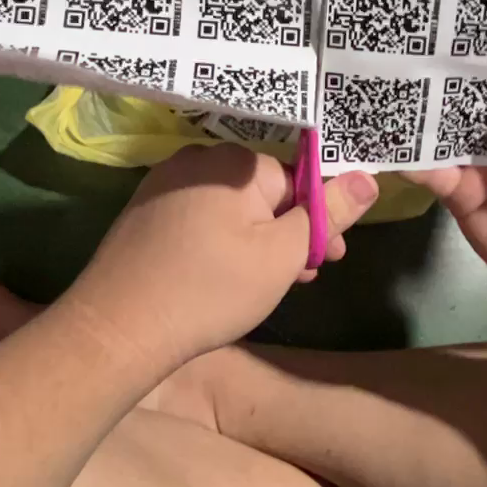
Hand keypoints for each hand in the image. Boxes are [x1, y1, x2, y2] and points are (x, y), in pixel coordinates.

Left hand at [62, 143, 377, 363]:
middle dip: (290, 231)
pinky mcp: (145, 210)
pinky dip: (224, 239)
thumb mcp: (283, 255)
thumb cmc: (212, 290)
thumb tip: (368, 177)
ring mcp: (165, 183)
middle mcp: (198, 159)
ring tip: (268, 283)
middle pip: (265, 191)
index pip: (298, 180)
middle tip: (305, 276)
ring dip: (259, 239)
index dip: (320, 221)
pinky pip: (202, 215)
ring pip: (234, 206)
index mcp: (235, 162)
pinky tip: (227, 275)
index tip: (331, 259)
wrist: (118, 328)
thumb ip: (328, 214)